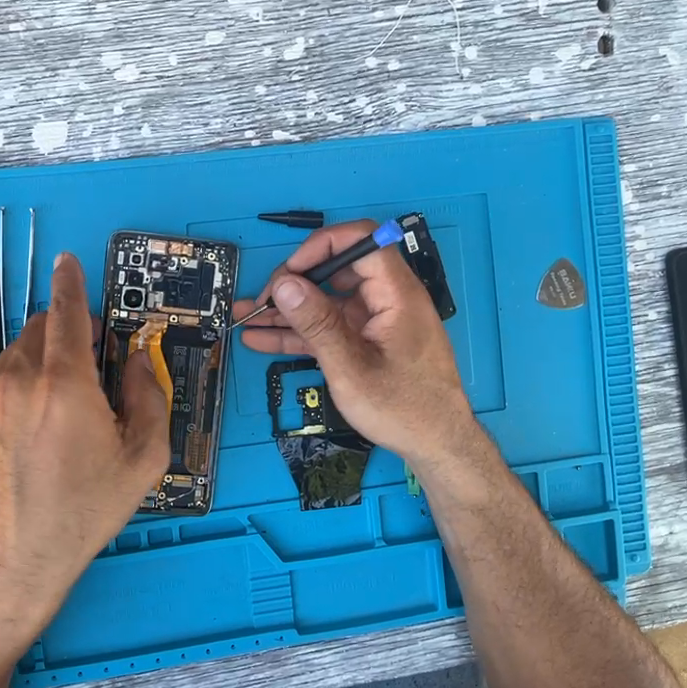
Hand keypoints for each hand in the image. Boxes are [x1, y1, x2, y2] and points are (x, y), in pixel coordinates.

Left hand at [0, 252, 170, 633]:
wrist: (18, 553)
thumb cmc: (86, 508)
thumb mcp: (143, 457)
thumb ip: (149, 395)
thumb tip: (137, 359)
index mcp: (65, 384)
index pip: (67, 313)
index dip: (72, 283)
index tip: (70, 261)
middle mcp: (21, 378)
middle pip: (43, 325)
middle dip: (70, 330)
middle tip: (97, 363)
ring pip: (22, 347)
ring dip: (48, 353)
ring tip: (71, 396)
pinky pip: (6, 372)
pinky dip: (28, 374)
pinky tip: (44, 414)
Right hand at [233, 220, 476, 464]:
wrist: (437, 446)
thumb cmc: (405, 410)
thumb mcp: (351, 368)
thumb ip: (317, 324)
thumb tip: (285, 284)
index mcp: (397, 294)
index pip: (362, 241)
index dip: (321, 246)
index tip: (290, 272)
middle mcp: (389, 299)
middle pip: (337, 269)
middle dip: (296, 281)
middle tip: (263, 301)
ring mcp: (377, 321)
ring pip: (327, 301)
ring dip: (289, 310)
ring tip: (248, 317)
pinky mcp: (368, 342)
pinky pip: (330, 327)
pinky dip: (300, 332)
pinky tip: (263, 338)